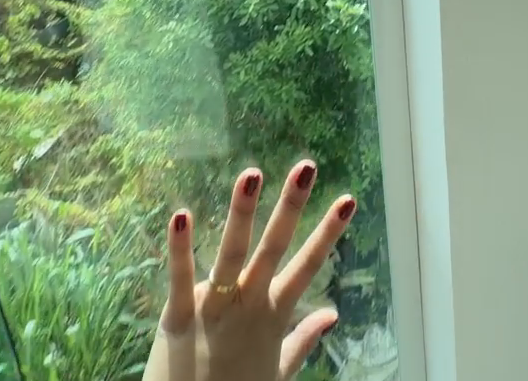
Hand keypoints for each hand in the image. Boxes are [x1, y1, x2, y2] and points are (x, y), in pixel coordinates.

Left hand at [144, 160, 356, 380]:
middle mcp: (248, 306)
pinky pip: (179, 281)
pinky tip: (181, 214)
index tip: (349, 198)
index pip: (308, 265)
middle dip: (291, 206)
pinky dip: (180, 249)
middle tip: (306, 166)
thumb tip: (333, 315)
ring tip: (251, 173)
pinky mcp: (179, 323)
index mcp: (273, 315)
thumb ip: (303, 340)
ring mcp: (215, 312)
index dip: (329, 232)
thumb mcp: (276, 371)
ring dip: (242, 213)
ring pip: (232, 255)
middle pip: (275, 248)